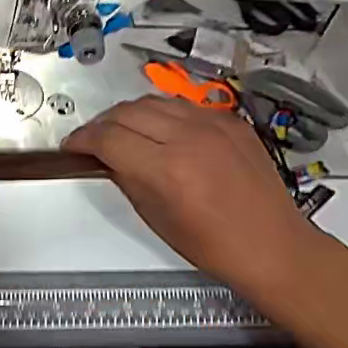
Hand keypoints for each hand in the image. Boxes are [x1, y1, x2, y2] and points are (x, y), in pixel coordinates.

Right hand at [63, 97, 347, 304]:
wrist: (274, 245)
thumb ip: (128, 180)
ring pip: (153, 101)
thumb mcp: (157, 219)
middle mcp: (190, 138)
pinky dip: (163, 114)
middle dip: (101, 125)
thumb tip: (107, 158)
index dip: (82, 140)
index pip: (108, 138)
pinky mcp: (231, 121)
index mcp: (168, 170)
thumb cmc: (215, 246)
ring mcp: (214, 125)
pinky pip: (184, 106)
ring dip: (129, 114)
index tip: (72, 146)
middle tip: (93, 141)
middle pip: (126, 112)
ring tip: (123, 132)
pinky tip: (160, 131)